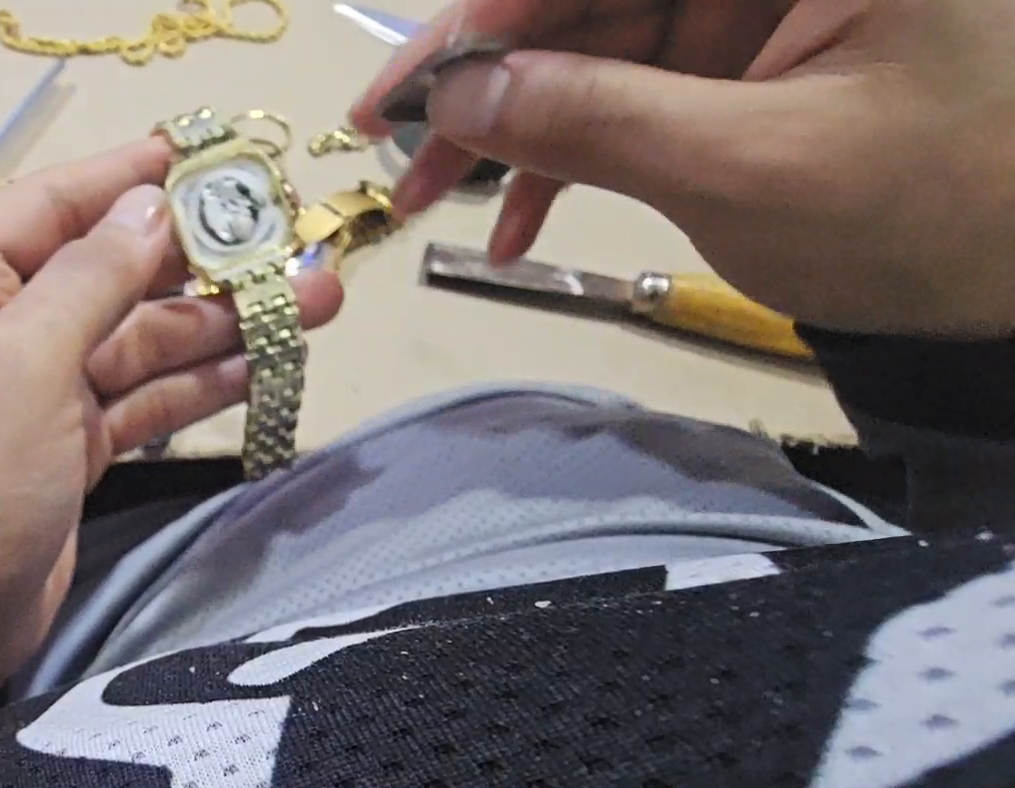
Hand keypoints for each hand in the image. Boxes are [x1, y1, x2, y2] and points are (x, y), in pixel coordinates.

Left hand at [0, 139, 343, 775]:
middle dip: (199, 263)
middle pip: (108, 276)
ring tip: (312, 303)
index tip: (214, 153)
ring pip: (135, 344)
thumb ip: (87, 281)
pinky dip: (193, 388)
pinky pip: (138, 403)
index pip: (52, 207)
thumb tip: (147, 204)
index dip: (132, 177)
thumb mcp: (17, 370)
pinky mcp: (66, 454)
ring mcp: (34, 398)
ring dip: (216, 326)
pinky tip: (258, 367)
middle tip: (297, 245)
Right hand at [349, 0, 1014, 336]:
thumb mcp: (743, 167)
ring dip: (500, 137)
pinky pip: (612, 104)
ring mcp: (743, 11)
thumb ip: (596, 120)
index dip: (482, 22)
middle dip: (479, 90)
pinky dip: (553, 168)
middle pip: (577, 2)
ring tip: (428, 207)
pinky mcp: (725, 66)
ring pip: (580, 56)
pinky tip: (513, 231)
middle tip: (401, 168)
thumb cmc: (929, 210)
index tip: (393, 99)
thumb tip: (460, 95)